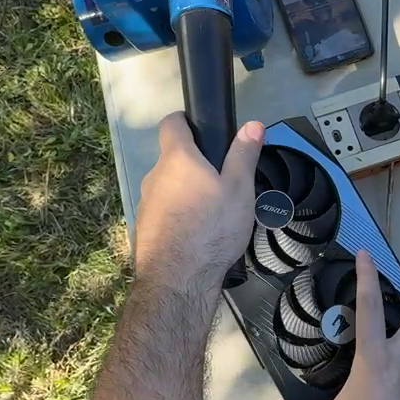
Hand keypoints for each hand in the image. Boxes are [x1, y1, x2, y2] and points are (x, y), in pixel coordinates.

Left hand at [134, 113, 263, 295]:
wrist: (178, 279)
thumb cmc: (212, 227)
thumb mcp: (239, 189)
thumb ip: (244, 155)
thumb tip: (253, 125)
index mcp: (177, 159)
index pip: (172, 123)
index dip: (186, 121)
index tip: (203, 130)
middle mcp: (155, 176)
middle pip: (173, 160)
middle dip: (194, 165)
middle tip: (222, 182)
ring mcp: (146, 203)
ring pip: (169, 188)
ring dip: (187, 194)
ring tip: (214, 214)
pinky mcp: (145, 228)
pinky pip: (165, 213)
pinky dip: (179, 217)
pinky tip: (199, 235)